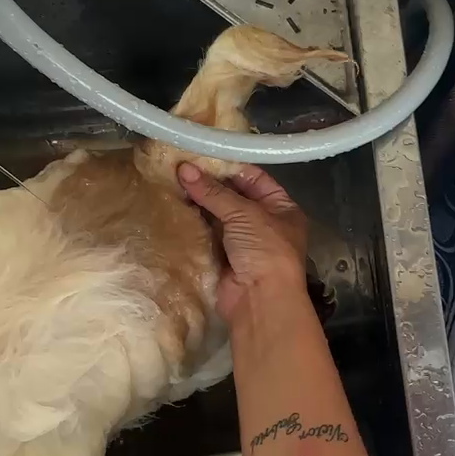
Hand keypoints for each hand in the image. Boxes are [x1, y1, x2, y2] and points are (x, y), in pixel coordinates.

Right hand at [179, 163, 309, 320]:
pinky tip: (174, 207)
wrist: (260, 299)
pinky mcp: (224, 259)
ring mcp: (244, 242)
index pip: (256, 179)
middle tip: (179, 167)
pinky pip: (207, 235)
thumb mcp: (244, 213)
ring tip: (171, 182)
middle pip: (235, 197)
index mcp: (282, 208)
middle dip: (210, 185)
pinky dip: (194, 223)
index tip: (203, 155)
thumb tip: (184, 169)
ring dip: (199, 203)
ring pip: (218, 216)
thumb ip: (214, 192)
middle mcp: (265, 223)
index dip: (230, 167)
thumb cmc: (264, 249)